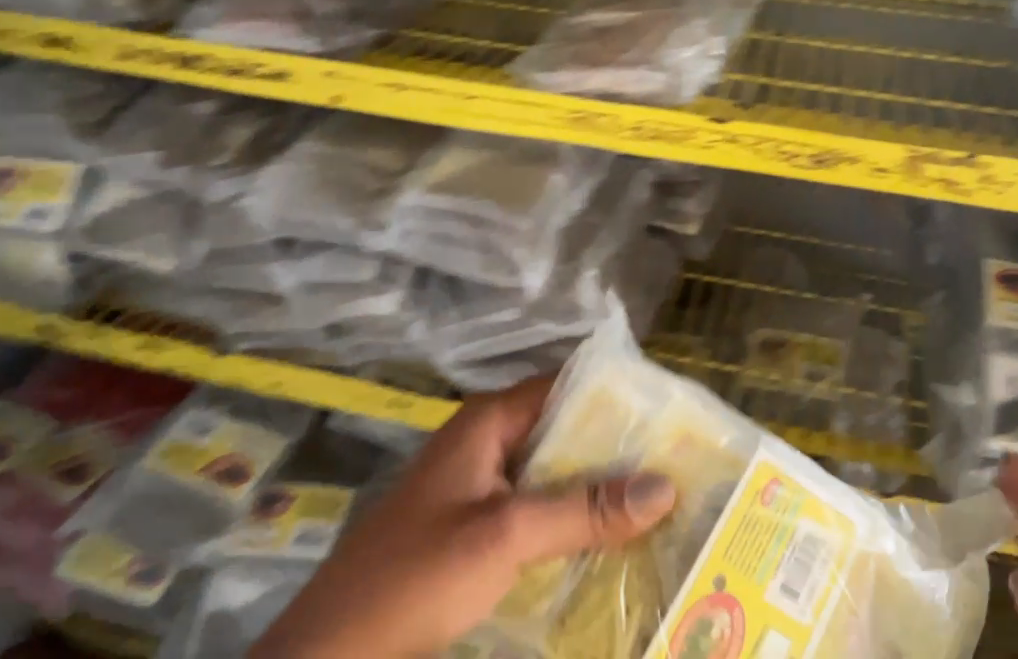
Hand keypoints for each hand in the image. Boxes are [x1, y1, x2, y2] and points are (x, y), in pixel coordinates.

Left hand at [254, 377, 677, 658]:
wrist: (335, 649)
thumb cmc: (416, 574)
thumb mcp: (505, 535)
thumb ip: (584, 510)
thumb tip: (666, 486)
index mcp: (489, 422)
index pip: (566, 386)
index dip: (618, 396)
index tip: (674, 416)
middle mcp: (488, 443)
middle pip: (566, 432)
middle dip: (619, 449)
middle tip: (682, 466)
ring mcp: (481, 488)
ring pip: (555, 476)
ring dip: (599, 491)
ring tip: (663, 505)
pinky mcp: (477, 529)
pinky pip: (539, 513)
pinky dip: (574, 522)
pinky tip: (612, 544)